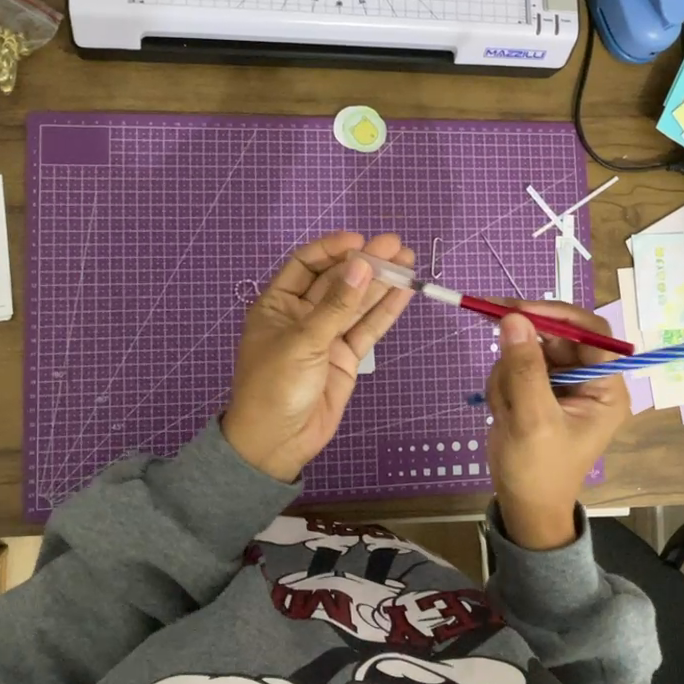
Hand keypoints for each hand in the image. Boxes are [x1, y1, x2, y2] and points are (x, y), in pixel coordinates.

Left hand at [221, 233, 415, 481]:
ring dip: (381, 282)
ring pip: (356, 303)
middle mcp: (302, 315)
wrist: (277, 442)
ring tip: (408, 260)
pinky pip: (366, 328)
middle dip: (365, 263)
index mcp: (277, 304)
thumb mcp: (303, 342)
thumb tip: (362, 264)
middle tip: (396, 246)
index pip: (306, 265)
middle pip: (336, 281)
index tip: (360, 240)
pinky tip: (404, 291)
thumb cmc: (275, 386)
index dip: (332, 249)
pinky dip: (385, 310)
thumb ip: (337, 305)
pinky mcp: (345, 357)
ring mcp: (325, 336)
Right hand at [484, 302, 631, 549]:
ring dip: (508, 371)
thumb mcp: (532, 420)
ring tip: (505, 407)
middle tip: (489, 324)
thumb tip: (514, 317)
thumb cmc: (538, 470)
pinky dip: (502, 383)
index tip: (518, 309)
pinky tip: (502, 410)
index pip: (590, 333)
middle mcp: (588, 380)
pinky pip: (515, 366)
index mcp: (605, 387)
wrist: (523, 506)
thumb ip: (524, 368)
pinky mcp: (538, 390)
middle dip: (522, 348)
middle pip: (555, 337)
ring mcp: (562, 384)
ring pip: (529, 350)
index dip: (557, 314)